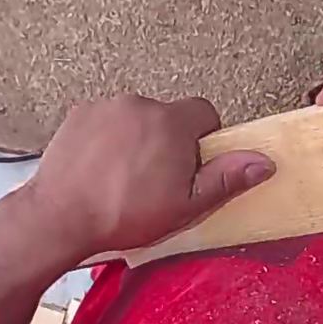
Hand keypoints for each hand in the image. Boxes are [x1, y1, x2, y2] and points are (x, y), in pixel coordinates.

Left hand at [10, 95, 273, 267]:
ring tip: (127, 176)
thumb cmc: (125, 215)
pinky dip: (110, 138)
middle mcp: (139, 104)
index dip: (204, 139)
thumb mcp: (187, 205)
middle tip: (159, 178)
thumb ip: (227, 178)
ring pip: (139, 118)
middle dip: (170, 140)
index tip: (191, 165)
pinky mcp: (79, 115)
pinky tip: (103, 168)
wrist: (58, 219)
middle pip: (170, 115)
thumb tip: (264, 162)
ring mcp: (105, 107)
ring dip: (140, 138)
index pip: (205, 112)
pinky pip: (108, 120)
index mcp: (171, 122)